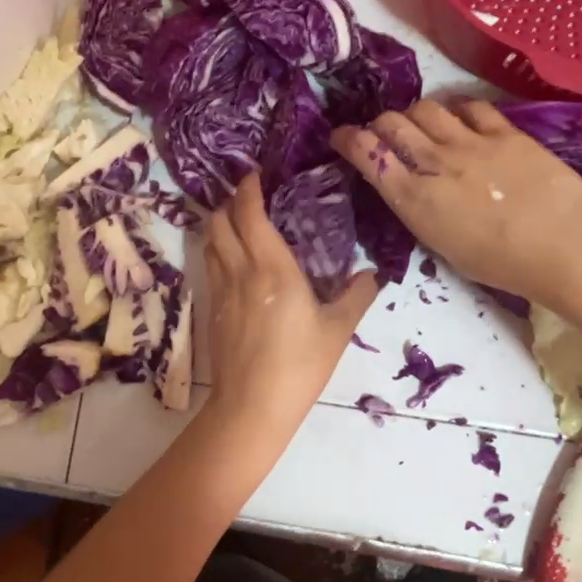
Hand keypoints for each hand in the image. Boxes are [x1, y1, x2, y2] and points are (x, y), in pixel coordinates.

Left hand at [204, 171, 378, 425]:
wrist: (251, 407)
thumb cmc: (300, 366)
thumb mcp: (338, 330)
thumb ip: (356, 296)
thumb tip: (372, 273)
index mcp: (272, 269)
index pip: (249, 214)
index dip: (248, 189)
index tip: (255, 174)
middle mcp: (240, 272)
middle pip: (219, 222)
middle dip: (230, 202)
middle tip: (249, 196)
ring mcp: (221, 291)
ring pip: (209, 243)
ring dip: (220, 225)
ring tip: (240, 223)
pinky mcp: (212, 311)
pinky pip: (210, 267)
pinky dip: (218, 251)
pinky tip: (236, 262)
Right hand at [330, 99, 581, 305]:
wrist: (567, 248)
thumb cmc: (501, 264)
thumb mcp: (442, 245)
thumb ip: (418, 210)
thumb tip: (409, 188)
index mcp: (413, 199)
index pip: (366, 153)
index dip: (347, 139)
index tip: (341, 137)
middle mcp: (434, 163)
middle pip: (391, 122)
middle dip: (378, 124)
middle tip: (381, 134)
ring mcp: (470, 142)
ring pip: (425, 108)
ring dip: (414, 115)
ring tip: (421, 126)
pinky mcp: (505, 132)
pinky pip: (469, 106)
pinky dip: (456, 110)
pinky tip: (460, 120)